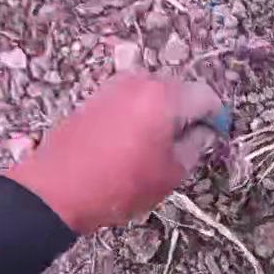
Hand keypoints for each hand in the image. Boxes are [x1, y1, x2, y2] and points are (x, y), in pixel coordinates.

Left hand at [7, 74, 222, 231]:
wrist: (56, 191)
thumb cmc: (121, 183)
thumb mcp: (172, 171)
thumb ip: (197, 145)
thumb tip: (206, 132)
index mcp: (165, 96)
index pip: (207, 97)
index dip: (217, 118)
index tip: (217, 138)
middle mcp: (141, 82)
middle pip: (181, 90)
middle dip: (191, 114)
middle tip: (191, 145)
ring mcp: (114, 87)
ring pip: (155, 95)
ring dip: (166, 114)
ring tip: (162, 146)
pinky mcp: (96, 98)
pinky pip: (132, 100)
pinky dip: (143, 115)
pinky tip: (137, 142)